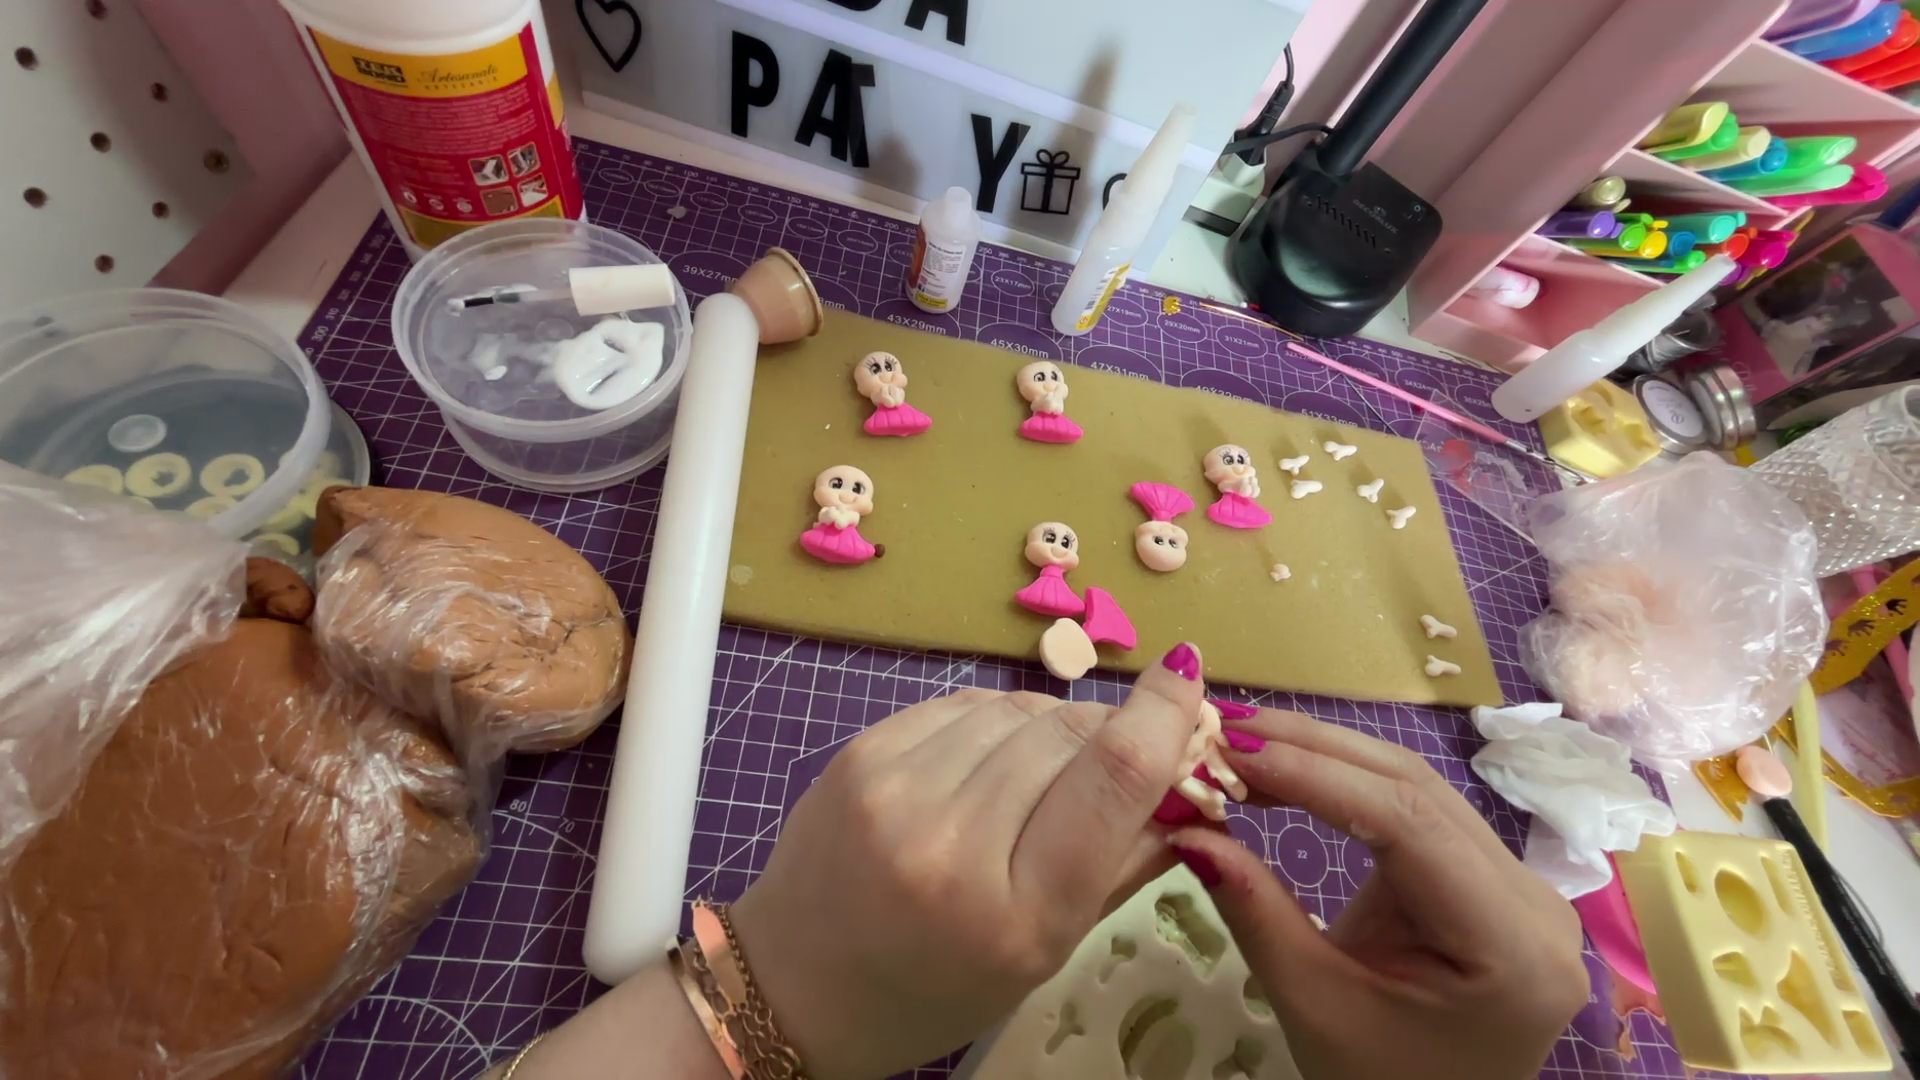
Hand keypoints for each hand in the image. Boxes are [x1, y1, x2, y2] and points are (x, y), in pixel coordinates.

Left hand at [729, 644, 1209, 1079]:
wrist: (796, 979)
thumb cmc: (934, 986)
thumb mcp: (1043, 952)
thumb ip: (1124, 862)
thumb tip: (1187, 782)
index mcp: (1015, 914)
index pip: (1111, 779)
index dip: (1163, 713)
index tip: (1189, 671)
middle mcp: (952, 839)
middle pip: (1066, 733)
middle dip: (1108, 729)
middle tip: (1119, 747)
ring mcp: (898, 785)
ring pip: (1016, 708)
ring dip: (1048, 726)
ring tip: (1039, 769)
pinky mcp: (864, 748)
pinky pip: (964, 704)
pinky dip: (995, 721)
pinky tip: (988, 757)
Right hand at [1168, 709, 1587, 1079]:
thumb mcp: (1310, 1002)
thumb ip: (1253, 908)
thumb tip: (1184, 827)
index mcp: (1510, 944)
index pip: (1407, 822)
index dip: (1314, 774)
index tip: (1231, 748)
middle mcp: (1528, 895)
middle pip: (1411, 786)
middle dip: (1309, 747)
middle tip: (1224, 726)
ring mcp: (1508, 877)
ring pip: (1407, 782)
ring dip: (1318, 751)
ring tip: (1240, 735)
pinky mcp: (1475, 869)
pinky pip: (1402, 802)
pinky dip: (1334, 776)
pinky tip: (1281, 766)